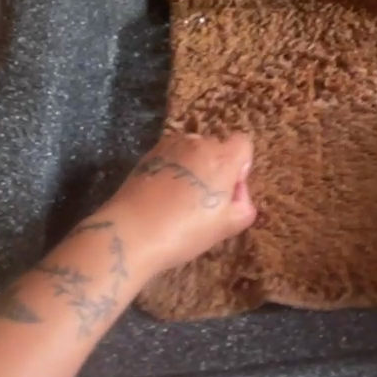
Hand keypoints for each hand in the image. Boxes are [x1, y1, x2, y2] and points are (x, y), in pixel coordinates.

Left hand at [97, 132, 255, 276]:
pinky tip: (163, 194)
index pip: (243, 143)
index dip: (241, 166)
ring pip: (194, 150)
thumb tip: (237, 193)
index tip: (227, 190)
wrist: (132, 233)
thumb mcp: (226, 227)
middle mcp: (199, 144)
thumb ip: (244, 206)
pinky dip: (174, 167)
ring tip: (180, 198)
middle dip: (216, 168)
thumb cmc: (185, 231)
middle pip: (218, 147)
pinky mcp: (150, 152)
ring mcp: (172, 145)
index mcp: (222, 158)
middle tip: (204, 201)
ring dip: (194, 166)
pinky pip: (173, 154)